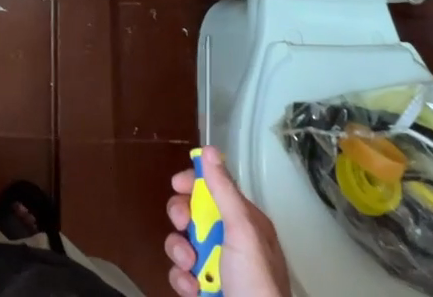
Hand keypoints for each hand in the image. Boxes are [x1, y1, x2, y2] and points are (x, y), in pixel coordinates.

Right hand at [164, 147, 289, 296]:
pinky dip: (182, 280)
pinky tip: (192, 289)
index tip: (177, 184)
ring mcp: (215, 265)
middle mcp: (229, 239)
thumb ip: (223, 191)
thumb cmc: (254, 279)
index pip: (215, 188)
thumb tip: (208, 149)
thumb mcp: (242, 230)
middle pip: (193, 212)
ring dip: (180, 253)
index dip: (194, 182)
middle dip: (182, 218)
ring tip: (191, 269)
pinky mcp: (202, 288)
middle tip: (182, 225)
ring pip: (182, 243)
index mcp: (244, 221)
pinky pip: (181, 273)